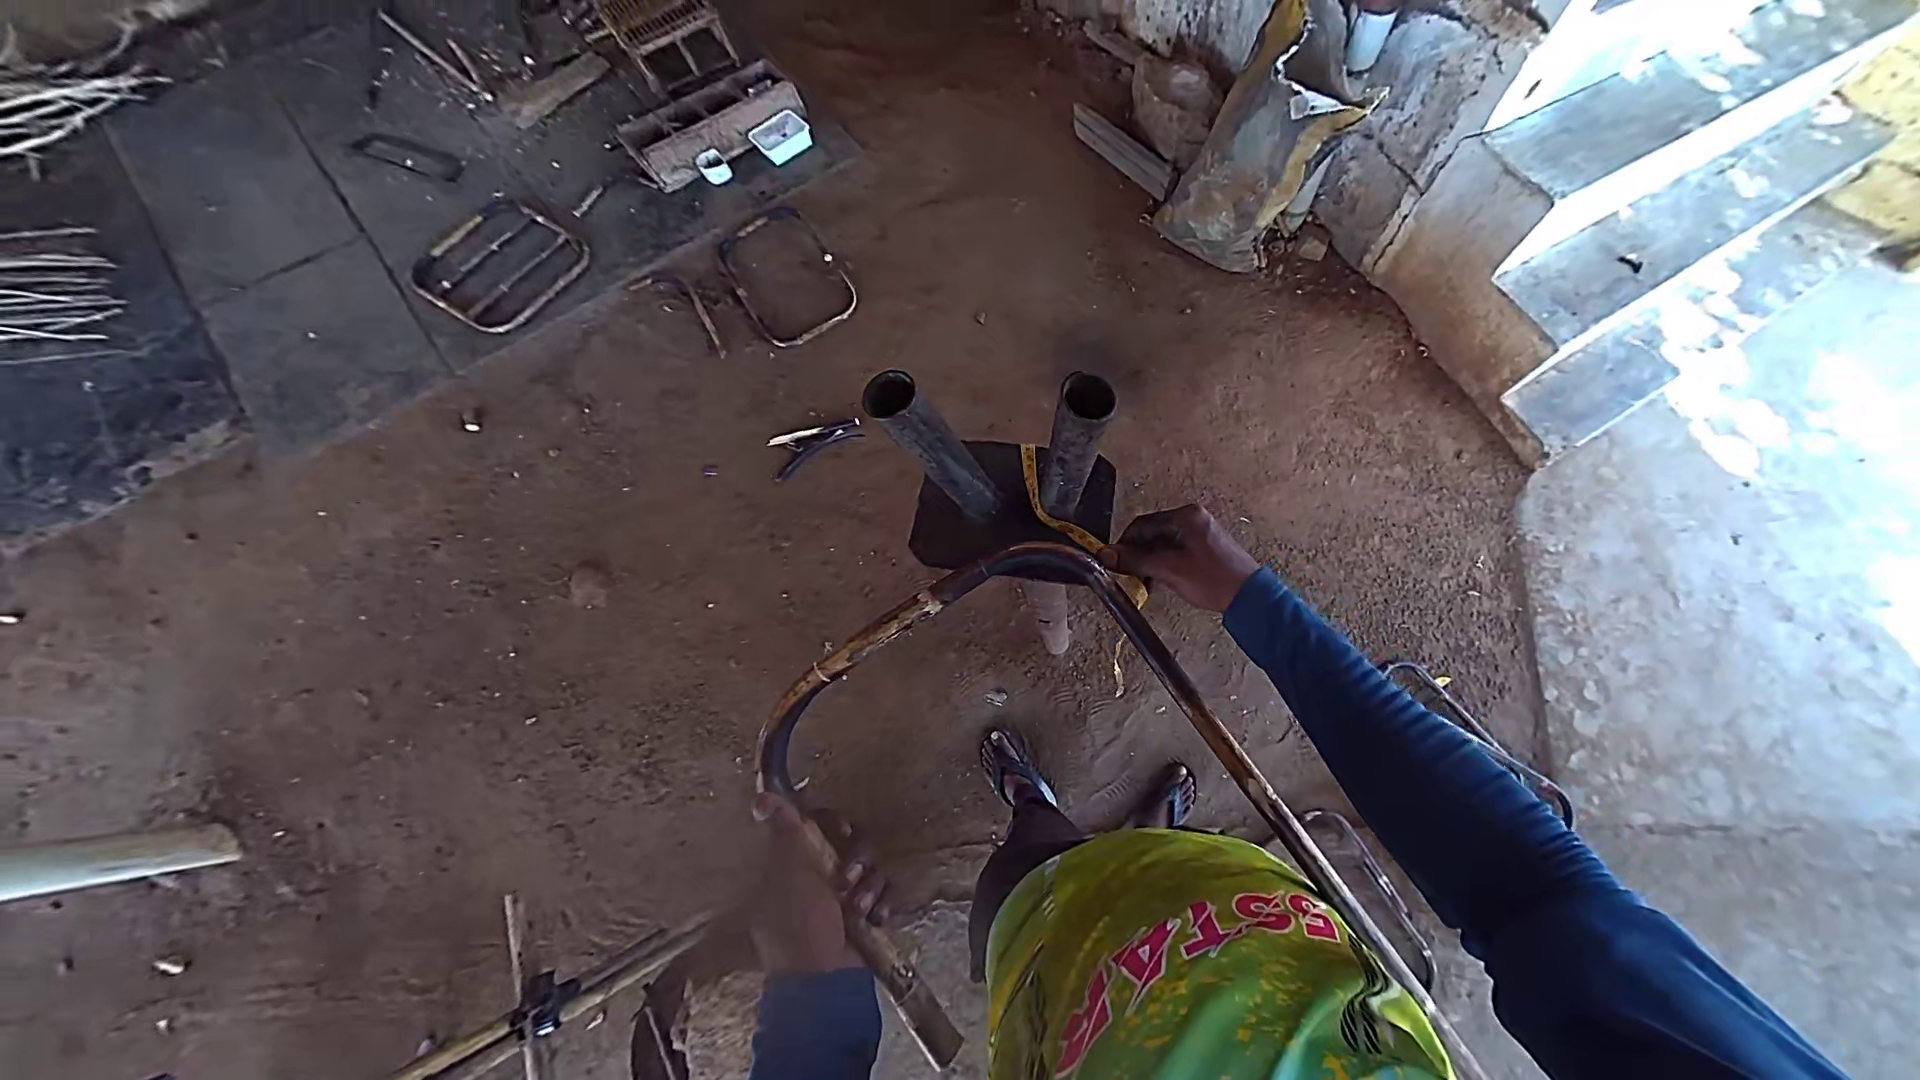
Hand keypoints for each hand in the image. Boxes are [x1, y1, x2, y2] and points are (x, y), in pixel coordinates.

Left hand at [750, 793, 887, 974]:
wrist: (825, 985)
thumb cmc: (801, 925)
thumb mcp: (791, 872)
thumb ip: (785, 831)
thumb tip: (760, 795)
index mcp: (794, 866)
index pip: (822, 827)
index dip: (835, 825)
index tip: (842, 832)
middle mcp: (816, 881)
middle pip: (850, 846)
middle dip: (856, 860)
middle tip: (848, 878)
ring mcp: (840, 902)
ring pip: (868, 870)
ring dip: (868, 885)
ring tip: (858, 907)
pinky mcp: (862, 919)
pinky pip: (882, 894)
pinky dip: (880, 903)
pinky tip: (874, 916)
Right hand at [1101, 504, 1260, 612]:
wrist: (1249, 598)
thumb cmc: (1215, 580)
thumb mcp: (1168, 569)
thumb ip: (1135, 560)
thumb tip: (1107, 555)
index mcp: (1186, 516)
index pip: (1142, 524)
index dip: (1124, 543)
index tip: (1113, 559)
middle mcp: (1193, 519)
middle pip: (1151, 533)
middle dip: (1136, 554)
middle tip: (1125, 572)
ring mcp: (1199, 534)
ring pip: (1161, 544)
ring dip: (1148, 561)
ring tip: (1141, 579)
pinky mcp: (1203, 548)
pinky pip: (1174, 551)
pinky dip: (1162, 564)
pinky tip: (1157, 579)